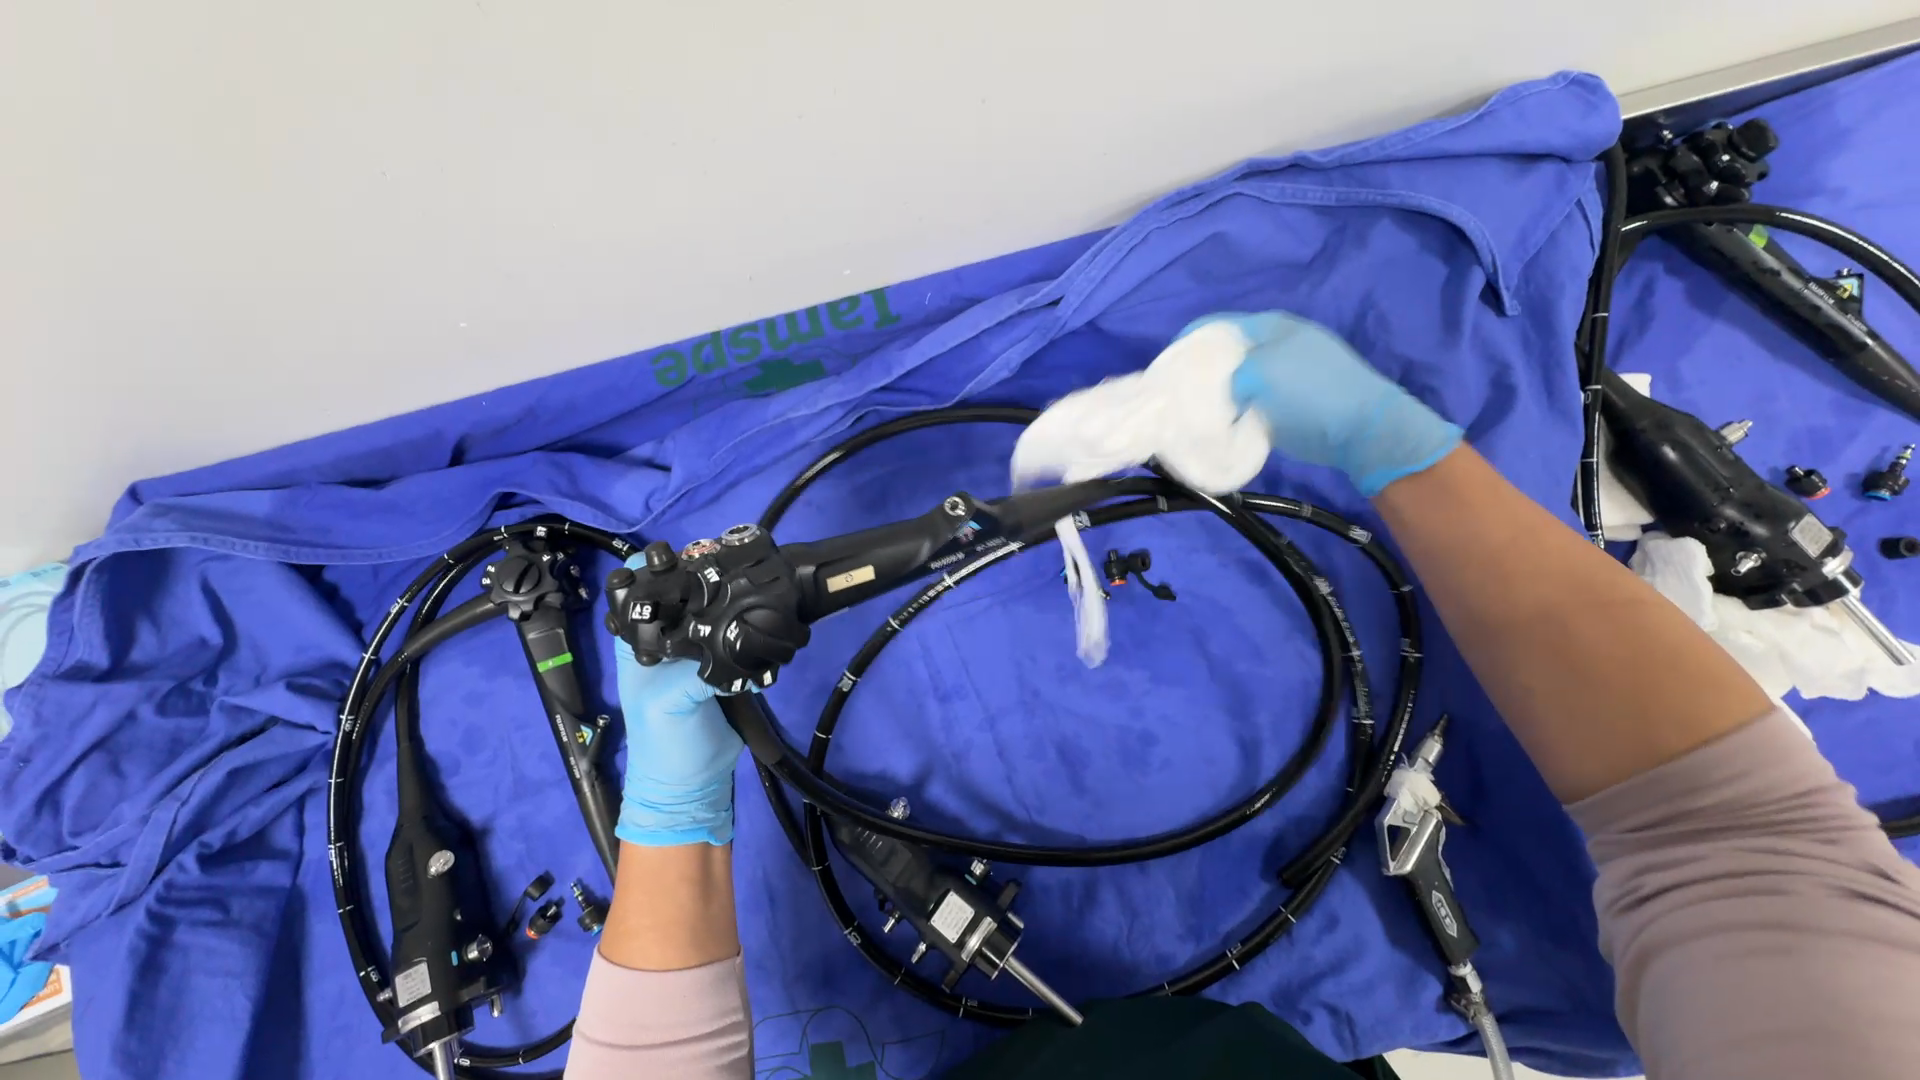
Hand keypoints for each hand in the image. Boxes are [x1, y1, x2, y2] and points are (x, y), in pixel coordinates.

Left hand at [615, 579, 744, 846]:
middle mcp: (666, 641)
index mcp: (639, 644)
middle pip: (681, 595)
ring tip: (751, 586)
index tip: (689, 557)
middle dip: (702, 578)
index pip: (639, 591)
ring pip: (710, 612)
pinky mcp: (723, 667)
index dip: (657, 569)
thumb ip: (692, 669)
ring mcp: (695, 653)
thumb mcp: (668, 703)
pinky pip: (734, 637)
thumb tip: (725, 644)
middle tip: (731, 567)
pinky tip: (763, 618)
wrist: (694, 783)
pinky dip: (748, 627)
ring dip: (729, 600)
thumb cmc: (666, 743)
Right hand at [1184, 312, 1462, 495]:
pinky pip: (1251, 398)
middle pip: (1224, 352)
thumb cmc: (1311, 393)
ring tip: (1194, 411)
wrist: (1363, 430)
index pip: (1215, 325)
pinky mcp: (1290, 398)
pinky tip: (1222, 423)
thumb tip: (1211, 390)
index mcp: (1269, 326)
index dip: (1187, 343)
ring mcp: (1285, 371)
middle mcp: (1275, 343)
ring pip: (1236, 377)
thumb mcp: (1258, 375)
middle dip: (1199, 371)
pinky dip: (1235, 409)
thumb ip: (1225, 375)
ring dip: (1216, 393)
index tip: (1165, 368)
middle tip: (1177, 394)